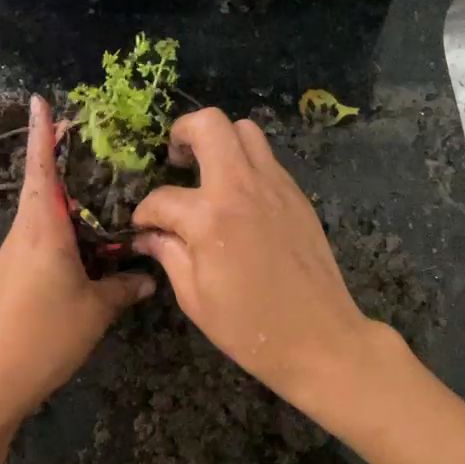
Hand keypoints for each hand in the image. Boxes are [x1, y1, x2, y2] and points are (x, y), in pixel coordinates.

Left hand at [0, 95, 154, 426]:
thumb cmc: (43, 335)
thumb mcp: (94, 311)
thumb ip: (123, 288)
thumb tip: (150, 276)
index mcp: (42, 226)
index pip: (40, 166)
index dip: (41, 132)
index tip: (40, 98)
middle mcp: (25, 230)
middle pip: (42, 181)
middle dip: (59, 154)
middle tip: (91, 134)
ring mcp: (17, 251)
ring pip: (42, 208)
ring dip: (64, 190)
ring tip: (99, 180)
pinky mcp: (16, 272)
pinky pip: (42, 232)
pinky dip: (64, 221)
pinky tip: (88, 233)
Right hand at [131, 108, 377, 405]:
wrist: (320, 339)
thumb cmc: (251, 328)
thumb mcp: (195, 298)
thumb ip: (169, 255)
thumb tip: (149, 235)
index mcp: (210, 218)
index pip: (162, 198)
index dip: (145, 212)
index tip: (144, 225)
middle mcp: (241, 188)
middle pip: (209, 124)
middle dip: (182, 133)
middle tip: (176, 160)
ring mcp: (273, 185)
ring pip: (244, 129)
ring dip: (220, 140)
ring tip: (208, 171)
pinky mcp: (295, 193)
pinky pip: (266, 157)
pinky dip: (245, 162)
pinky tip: (238, 195)